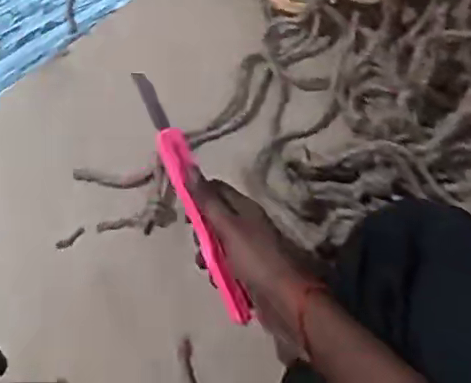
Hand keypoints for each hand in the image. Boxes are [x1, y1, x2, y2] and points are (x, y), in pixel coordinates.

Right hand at [187, 174, 323, 358]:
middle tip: (197, 243)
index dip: (197, 193)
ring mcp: (248, 248)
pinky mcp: (249, 272)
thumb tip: (188, 167)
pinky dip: (219, 272)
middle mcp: (246, 224)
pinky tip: (218, 282)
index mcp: (243, 207)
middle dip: (201, 231)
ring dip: (208, 255)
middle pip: (215, 217)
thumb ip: (207, 200)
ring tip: (207, 268)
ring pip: (218, 244)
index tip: (182, 207)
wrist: (287, 303)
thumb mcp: (227, 227)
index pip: (216, 188)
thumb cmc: (256, 259)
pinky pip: (226, 266)